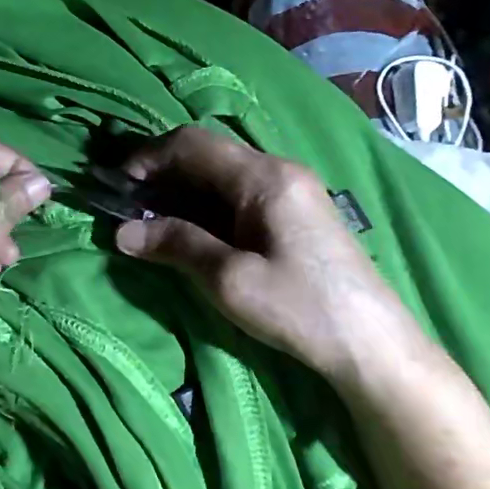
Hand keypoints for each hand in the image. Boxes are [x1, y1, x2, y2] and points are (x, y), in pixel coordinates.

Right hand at [114, 126, 409, 379]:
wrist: (371, 344)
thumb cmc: (300, 309)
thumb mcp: (230, 280)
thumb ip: (176, 245)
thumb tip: (122, 232)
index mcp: (265, 177)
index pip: (193, 144)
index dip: (148, 158)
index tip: (118, 187)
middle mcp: (279, 170)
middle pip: (207, 154)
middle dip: (162, 175)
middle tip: (128, 209)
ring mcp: (291, 190)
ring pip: (221, 175)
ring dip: (181, 192)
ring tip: (150, 224)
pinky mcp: (294, 213)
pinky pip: (238, 195)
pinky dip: (204, 207)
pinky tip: (188, 233)